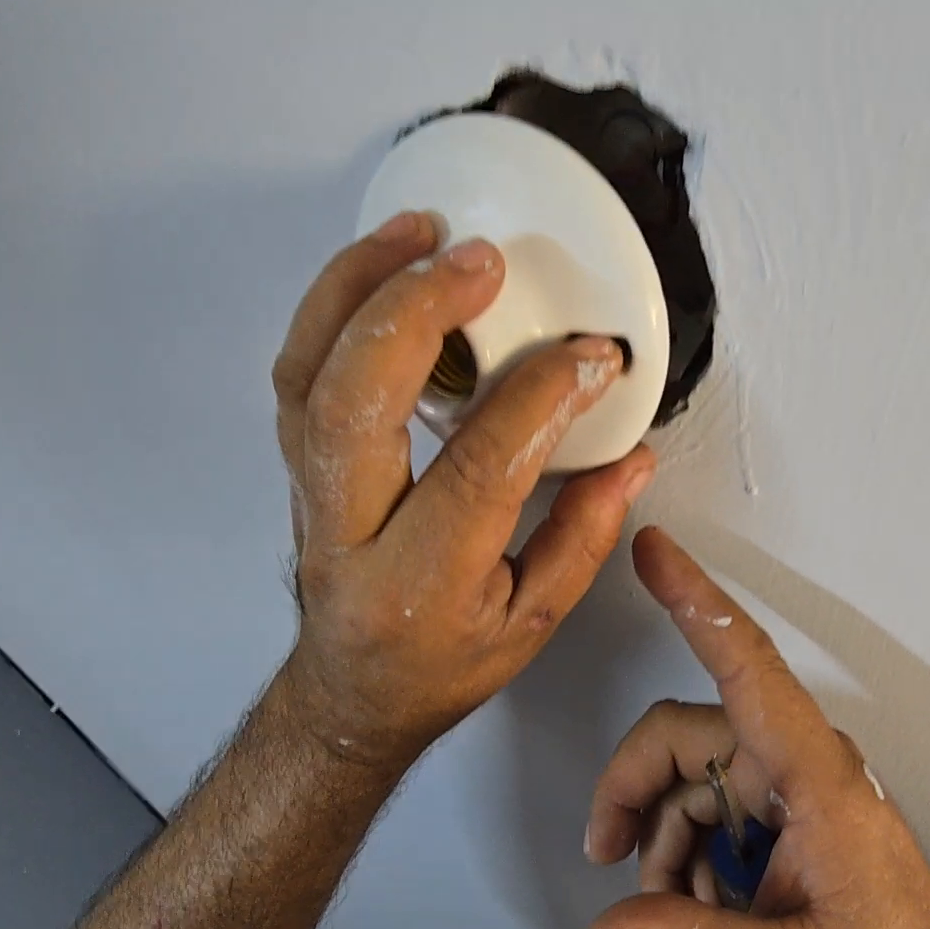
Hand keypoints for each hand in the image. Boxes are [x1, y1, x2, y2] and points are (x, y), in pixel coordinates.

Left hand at [271, 212, 656, 764]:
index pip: (480, 470)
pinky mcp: (298, 469)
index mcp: (422, 584)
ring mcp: (310, 497)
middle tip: (481, 262)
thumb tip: (631, 460)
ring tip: (416, 234)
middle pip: (356, 406)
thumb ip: (584, 538)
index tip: (591, 356)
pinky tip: (378, 271)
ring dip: (355, 288)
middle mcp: (350, 534)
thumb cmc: (441, 667)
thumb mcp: (531, 623)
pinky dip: (332, 308)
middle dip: (416, 315)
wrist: (352, 695)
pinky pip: (298, 374)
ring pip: (306, 376)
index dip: (541, 398)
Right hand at [581, 528, 929, 928]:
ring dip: (662, 837)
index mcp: (816, 776)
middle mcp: (798, 762)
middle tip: (609, 853)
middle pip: (682, 736)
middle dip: (634, 793)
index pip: (746, 664)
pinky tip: (699, 902)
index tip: (654, 551)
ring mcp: (787, 782)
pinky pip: (704, 802)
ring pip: (685, 774)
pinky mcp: (779, 806)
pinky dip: (683, 849)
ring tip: (674, 907)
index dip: (695, 601)